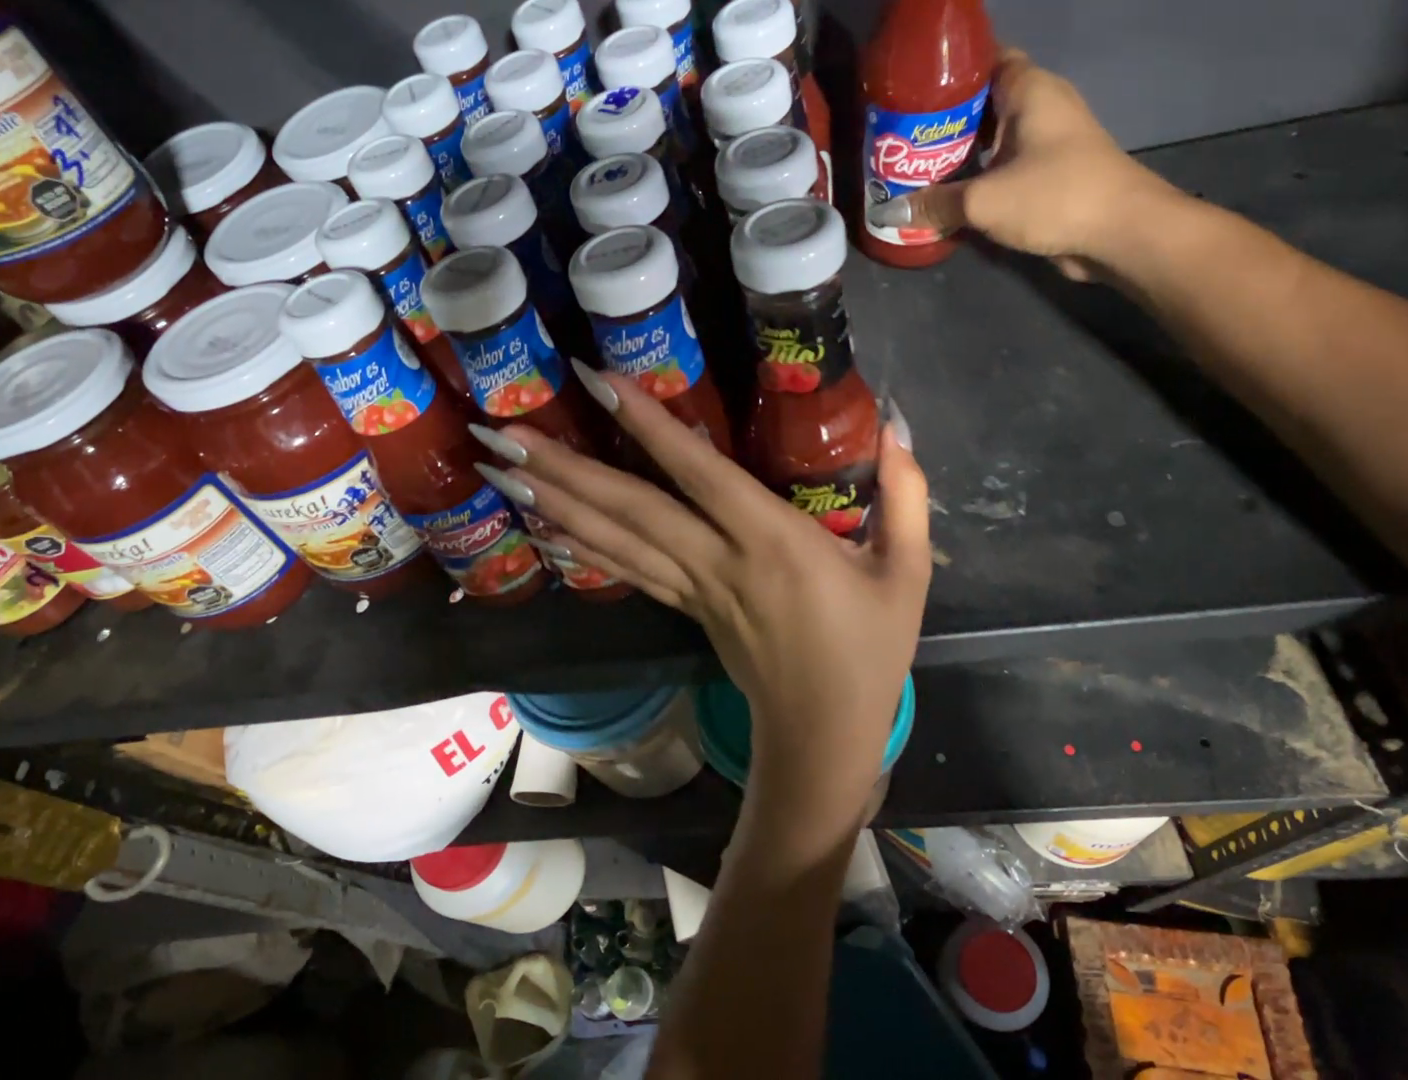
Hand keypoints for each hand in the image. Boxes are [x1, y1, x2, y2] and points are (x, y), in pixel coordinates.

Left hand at [469, 361, 931, 822]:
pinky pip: (623, 572)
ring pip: (614, 539)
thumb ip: (906, 497)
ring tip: (499, 465)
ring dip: (554, 500)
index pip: (698, 472)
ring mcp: (692, 590)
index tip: (595, 379)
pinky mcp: (683, 610)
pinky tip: (541, 523)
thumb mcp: (908, 574)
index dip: (646, 424)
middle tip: (499, 428)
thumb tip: (898, 426)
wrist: (824, 736)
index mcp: (773, 544)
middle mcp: (718, 562)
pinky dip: (580, 545)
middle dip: (562, 465)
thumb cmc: (870, 652)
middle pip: (631, 507)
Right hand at [867, 48, 1183, 279]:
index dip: (950, 73)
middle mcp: (1041, 109)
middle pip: (984, 104)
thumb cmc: (1054, 196)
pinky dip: (979, 181)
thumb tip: (890, 212)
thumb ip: (936, 204)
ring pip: (993, 142)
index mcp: (1029, 90)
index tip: (912, 94)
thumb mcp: (984, 201)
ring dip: (960, 157)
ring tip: (916, 171)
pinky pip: (1005, 171)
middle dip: (945, 122)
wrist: (1120, 234)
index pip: (986, 61)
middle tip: (901, 141)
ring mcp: (1048, 145)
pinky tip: (949, 200)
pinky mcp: (1051, 178)